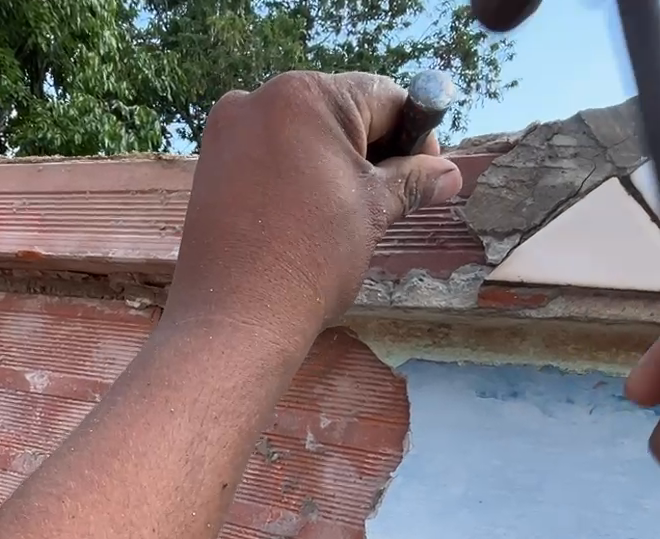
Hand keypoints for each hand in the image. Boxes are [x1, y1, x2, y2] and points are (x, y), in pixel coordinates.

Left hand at [165, 71, 463, 343]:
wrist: (237, 320)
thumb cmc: (309, 262)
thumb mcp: (373, 214)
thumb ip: (411, 182)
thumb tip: (449, 173)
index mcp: (303, 96)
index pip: (381, 98)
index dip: (415, 137)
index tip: (424, 177)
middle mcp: (256, 102)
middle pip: (337, 117)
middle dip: (368, 157)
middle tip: (383, 207)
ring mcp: (226, 138)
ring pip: (300, 142)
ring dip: (330, 172)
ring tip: (339, 223)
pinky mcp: (210, 173)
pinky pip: (266, 163)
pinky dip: (292, 184)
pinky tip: (302, 225)